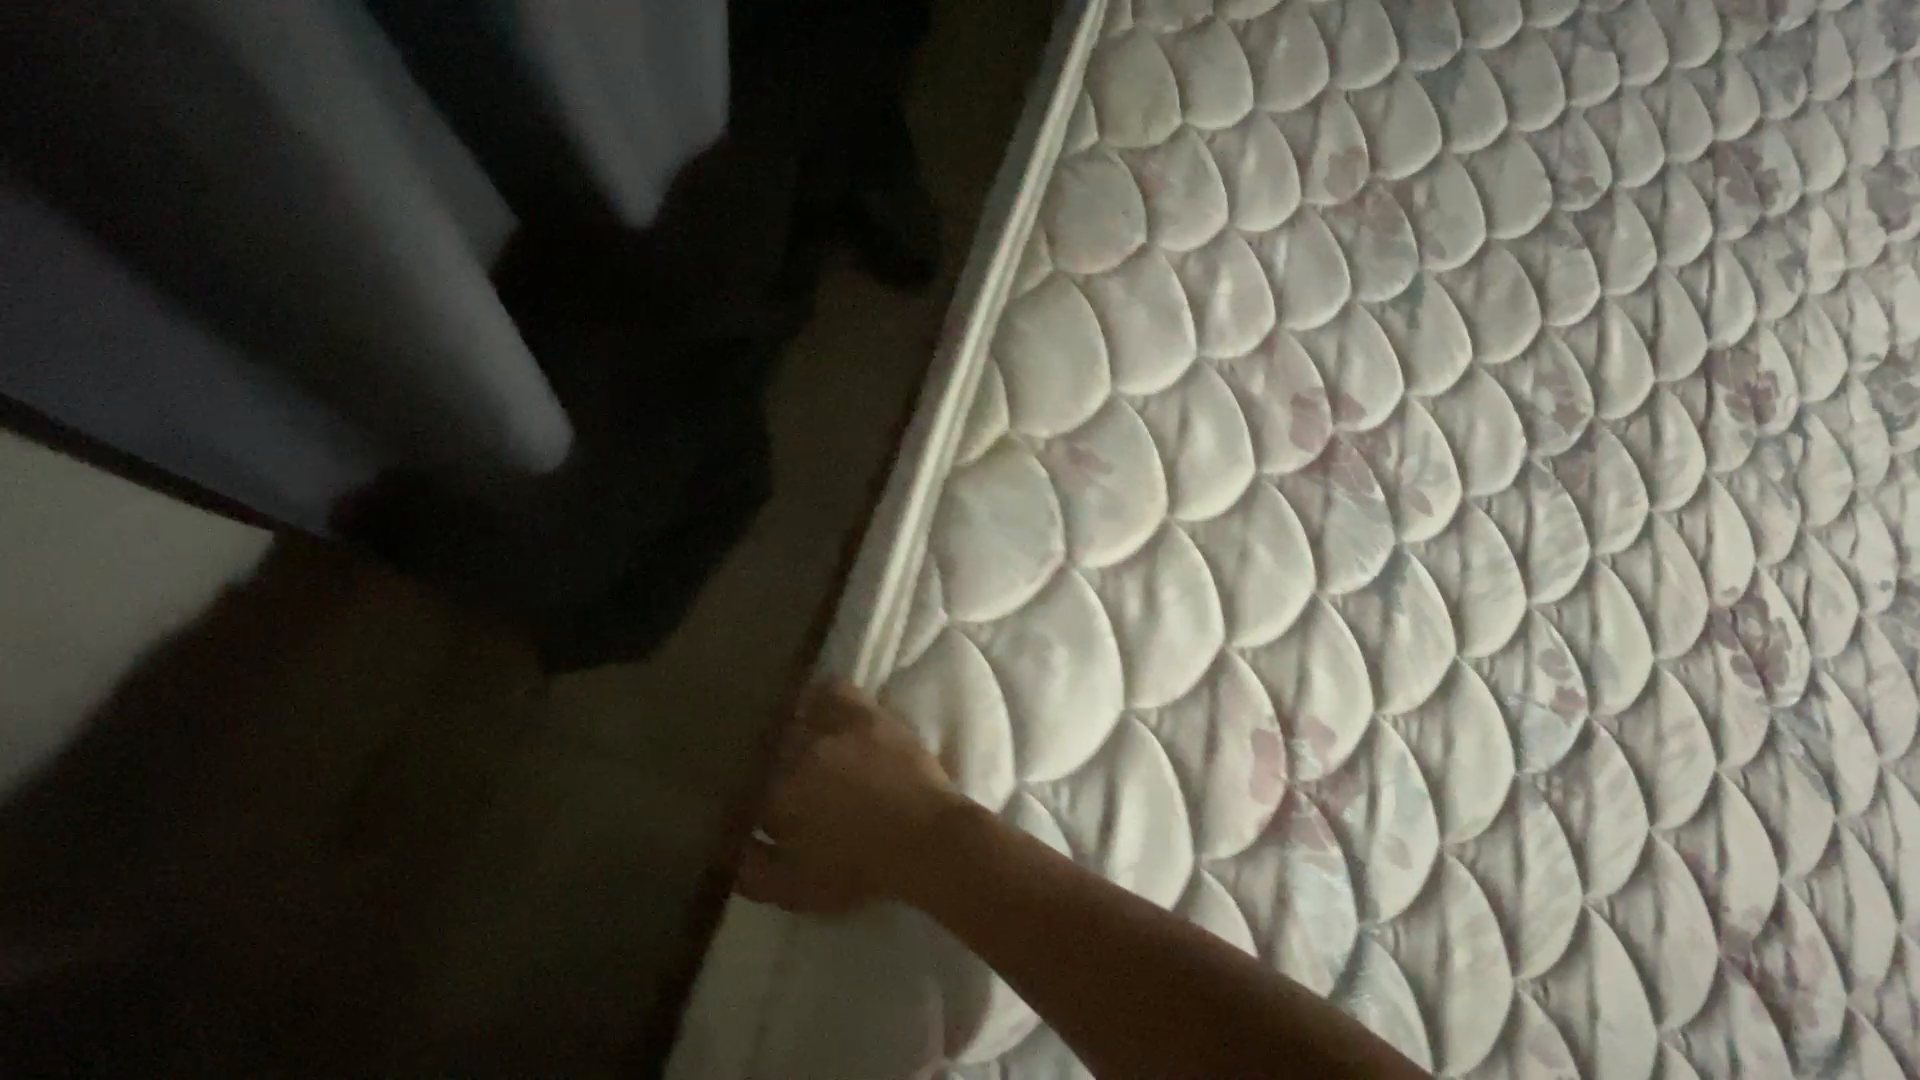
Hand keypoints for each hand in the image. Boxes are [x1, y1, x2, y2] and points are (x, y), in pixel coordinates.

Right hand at [735, 678, 966, 913]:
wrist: (925, 843)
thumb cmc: (860, 871)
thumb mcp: (794, 890)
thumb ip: (751, 870)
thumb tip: (728, 847)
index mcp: (773, 797)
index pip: (740, 784)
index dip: (739, 790)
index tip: (744, 797)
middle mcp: (795, 755)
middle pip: (763, 744)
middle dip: (760, 754)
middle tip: (766, 765)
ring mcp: (831, 730)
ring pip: (791, 714)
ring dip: (785, 723)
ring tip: (786, 731)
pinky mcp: (865, 715)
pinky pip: (832, 690)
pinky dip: (819, 695)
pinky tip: (816, 703)